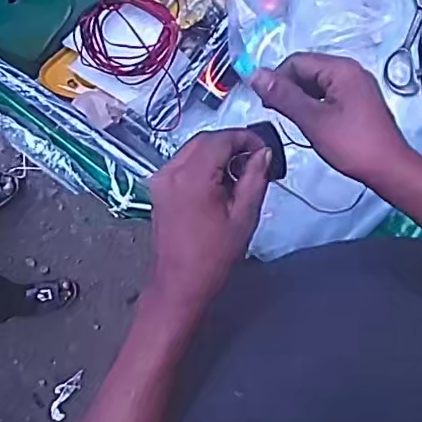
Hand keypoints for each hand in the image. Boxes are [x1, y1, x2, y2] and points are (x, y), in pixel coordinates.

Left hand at [145, 128, 270, 308]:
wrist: (181, 282)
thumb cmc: (214, 255)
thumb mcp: (244, 216)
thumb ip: (255, 178)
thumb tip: (263, 153)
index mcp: (192, 177)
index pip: (220, 139)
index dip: (245, 138)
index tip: (263, 149)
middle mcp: (171, 172)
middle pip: (204, 140)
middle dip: (231, 143)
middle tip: (255, 159)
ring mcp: (161, 180)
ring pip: (192, 149)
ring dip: (217, 153)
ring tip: (240, 173)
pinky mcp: (158, 189)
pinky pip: (183, 164)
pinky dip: (202, 164)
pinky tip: (219, 183)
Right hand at [249, 53, 413, 186]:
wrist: (388, 169)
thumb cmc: (356, 145)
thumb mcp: (312, 120)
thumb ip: (283, 96)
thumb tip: (258, 76)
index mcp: (342, 69)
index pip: (296, 61)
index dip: (277, 79)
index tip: (266, 101)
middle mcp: (352, 72)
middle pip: (307, 70)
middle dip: (288, 89)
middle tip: (277, 112)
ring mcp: (357, 87)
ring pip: (317, 84)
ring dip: (300, 98)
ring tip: (293, 120)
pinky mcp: (359, 102)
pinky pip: (329, 95)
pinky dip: (314, 105)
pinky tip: (310, 123)